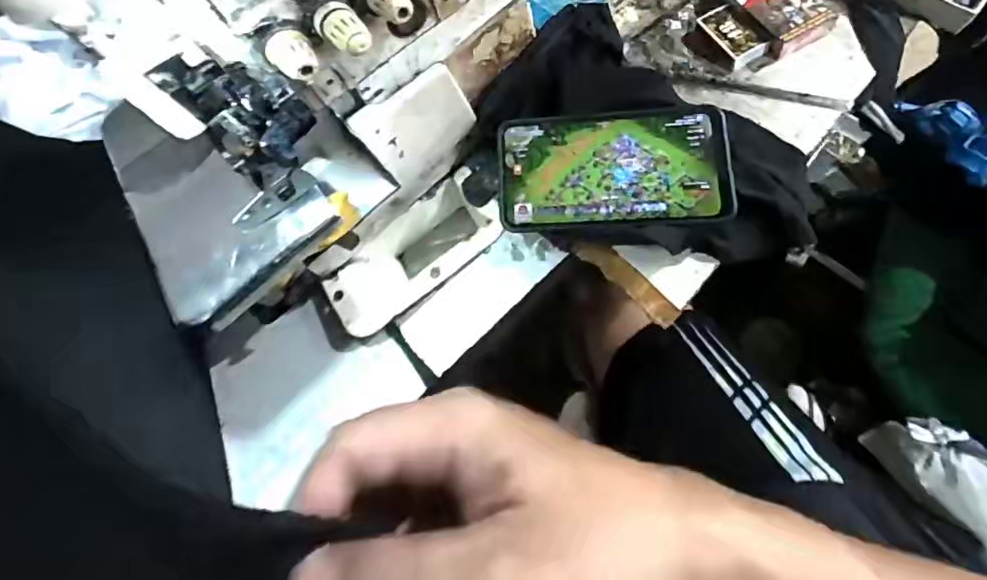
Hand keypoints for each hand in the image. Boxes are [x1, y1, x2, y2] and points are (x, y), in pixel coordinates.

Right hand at [293, 388, 923, 579]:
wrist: (686, 551)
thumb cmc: (593, 546)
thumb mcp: (491, 567)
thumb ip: (393, 570)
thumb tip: (300, 571)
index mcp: (451, 422)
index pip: (350, 446)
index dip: (312, 507)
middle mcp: (453, 438)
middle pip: (368, 482)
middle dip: (343, 545)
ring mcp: (473, 475)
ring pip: (395, 516)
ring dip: (376, 564)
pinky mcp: (492, 511)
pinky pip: (430, 536)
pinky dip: (412, 568)